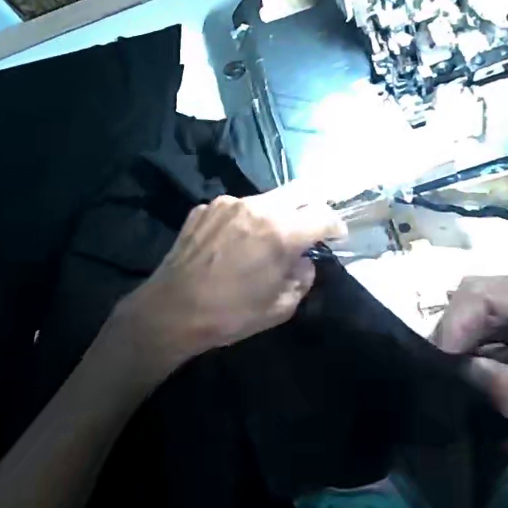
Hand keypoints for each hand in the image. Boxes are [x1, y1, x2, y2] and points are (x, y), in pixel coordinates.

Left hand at [111, 190, 345, 371]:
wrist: (172, 308)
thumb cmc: (230, 314)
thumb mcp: (280, 306)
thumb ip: (301, 278)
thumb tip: (302, 261)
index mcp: (280, 231)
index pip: (323, 214)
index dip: (335, 225)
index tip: (336, 236)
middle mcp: (256, 207)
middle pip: (297, 193)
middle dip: (309, 208)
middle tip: (310, 230)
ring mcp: (226, 204)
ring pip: (264, 199)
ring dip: (275, 214)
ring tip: (268, 240)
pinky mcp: (203, 208)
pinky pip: (235, 208)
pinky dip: (244, 221)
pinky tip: (234, 245)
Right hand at [433, 272, 507, 466]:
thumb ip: (502, 387)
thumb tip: (451, 372)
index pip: (481, 293)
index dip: (454, 324)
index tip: (437, 362)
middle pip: (478, 296)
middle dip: (454, 330)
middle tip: (438, 368)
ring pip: (484, 313)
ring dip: (466, 341)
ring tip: (449, 372)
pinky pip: (499, 331)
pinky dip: (482, 351)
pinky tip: (471, 373)